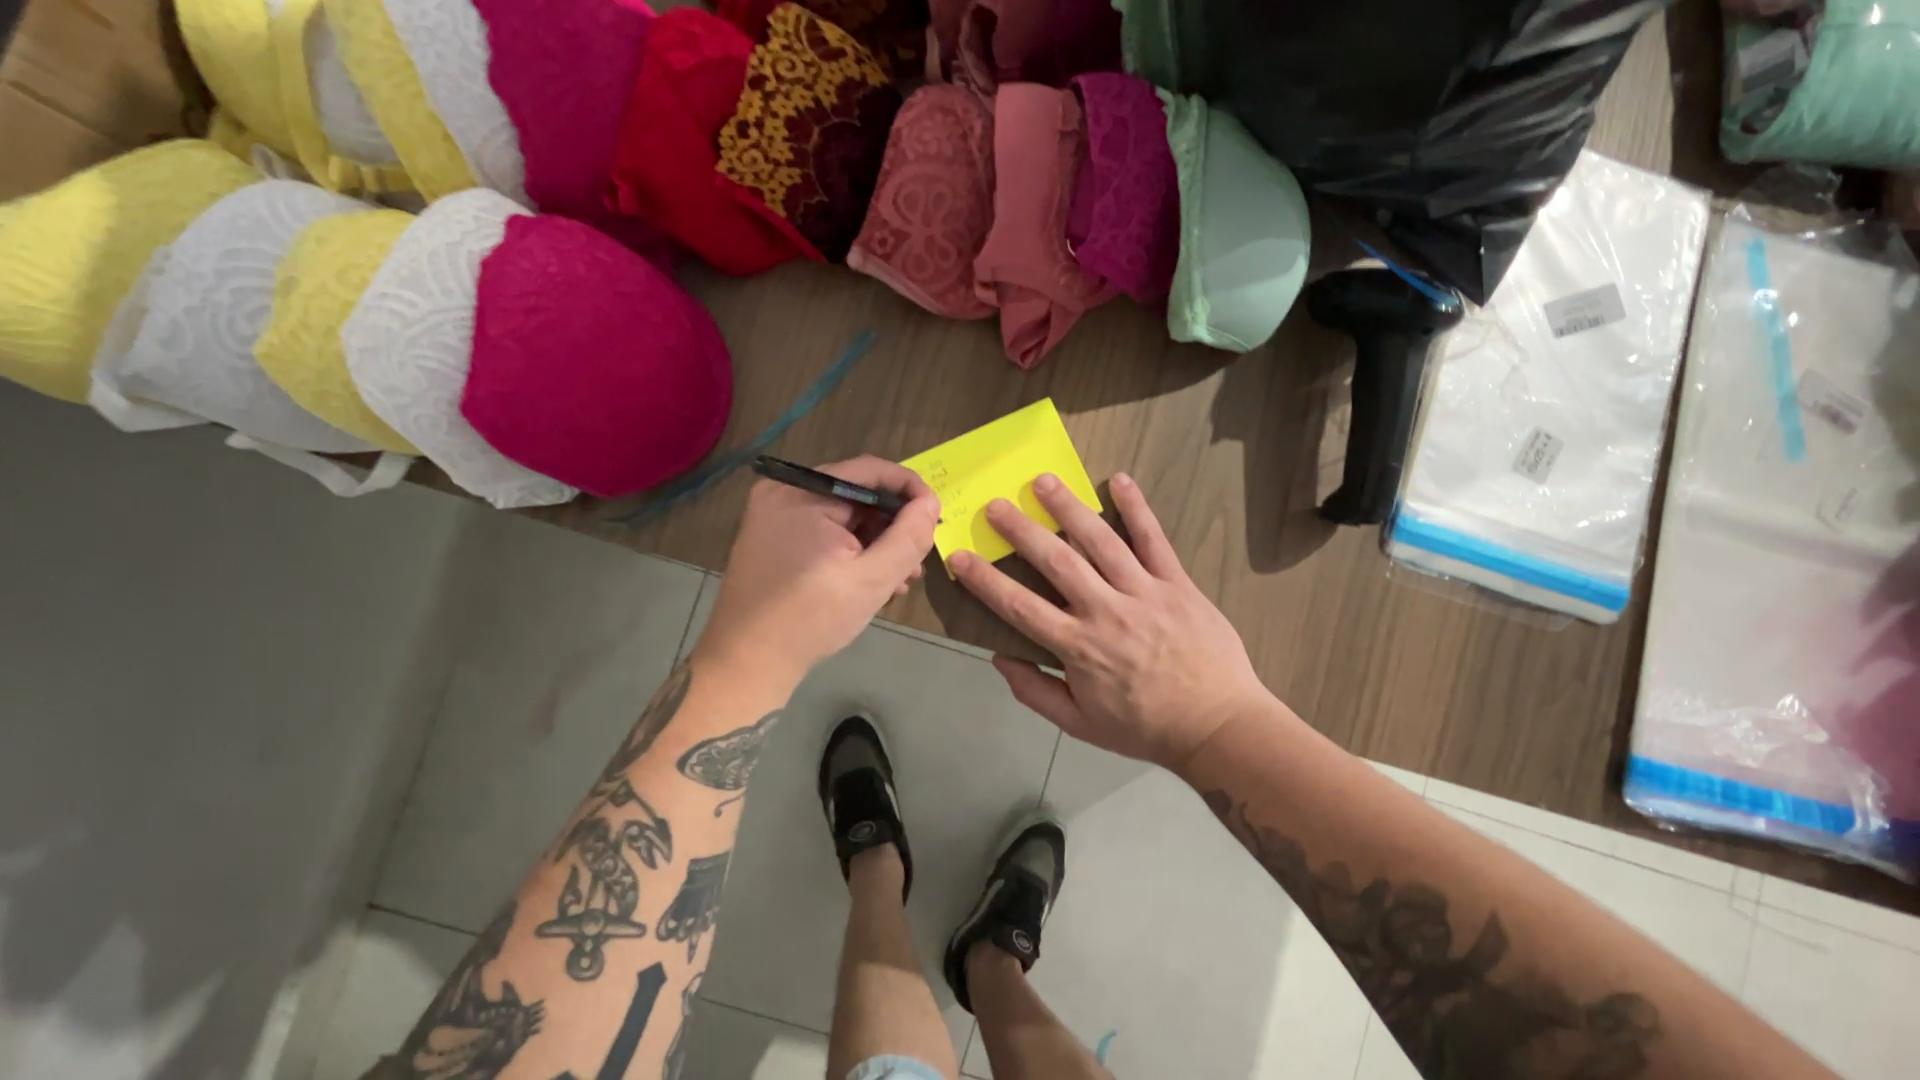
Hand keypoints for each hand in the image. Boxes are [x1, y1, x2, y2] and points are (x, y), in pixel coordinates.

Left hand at [694, 456, 939, 691]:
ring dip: (874, 541)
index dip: (910, 489)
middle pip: (855, 492)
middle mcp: (783, 492)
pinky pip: (821, 531)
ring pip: (840, 515)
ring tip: (900, 579)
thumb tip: (931, 504)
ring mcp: (772, 516)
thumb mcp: (872, 579)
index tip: (935, 518)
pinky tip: (868, 581)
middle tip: (918, 558)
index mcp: (803, 493)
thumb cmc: (810, 619)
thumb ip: (908, 537)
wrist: (746, 663)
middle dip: (892, 524)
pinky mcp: (770, 539)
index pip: (870, 470)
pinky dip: (848, 549)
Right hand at [949, 472, 1272, 770]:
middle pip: (1057, 562)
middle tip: (995, 505)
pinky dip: (1137, 508)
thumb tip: (999, 659)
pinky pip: (1154, 539)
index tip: (961, 556)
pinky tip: (1119, 480)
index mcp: (1079, 648)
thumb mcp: (1081, 725)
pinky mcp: (1178, 583)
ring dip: (1069, 508)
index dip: (986, 581)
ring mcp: (1144, 592)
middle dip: (1022, 531)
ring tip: (1043, 481)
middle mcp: (1107, 611)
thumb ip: (1036, 692)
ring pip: (1101, 541)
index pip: (1021, 607)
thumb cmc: (1145, 728)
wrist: (1217, 725)